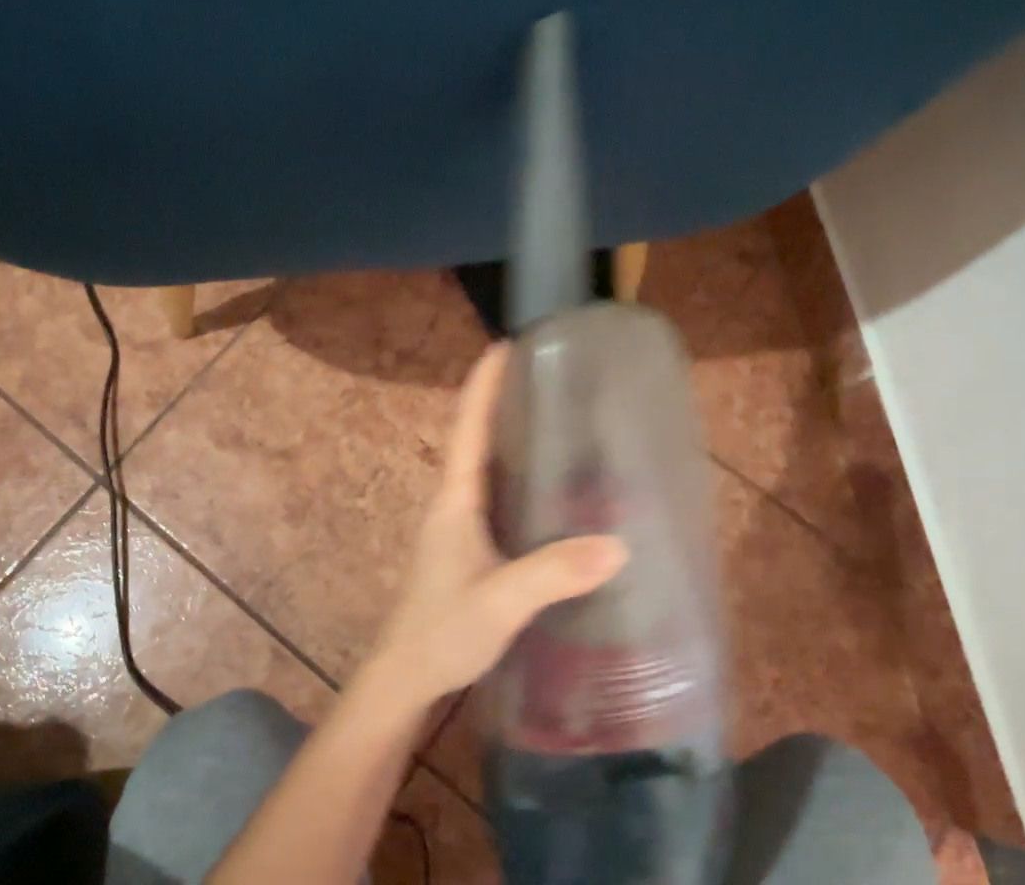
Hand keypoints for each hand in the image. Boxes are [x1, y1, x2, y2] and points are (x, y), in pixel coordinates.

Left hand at [365, 345, 628, 707]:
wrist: (405, 678)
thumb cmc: (441, 633)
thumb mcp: (500, 602)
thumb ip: (553, 574)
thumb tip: (619, 545)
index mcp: (453, 500)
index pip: (467, 427)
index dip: (484, 384)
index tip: (507, 345)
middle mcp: (453, 504)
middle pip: (477, 438)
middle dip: (506, 402)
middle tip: (552, 378)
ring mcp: (458, 527)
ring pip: (487, 468)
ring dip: (513, 439)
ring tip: (560, 420)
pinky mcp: (469, 549)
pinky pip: (497, 498)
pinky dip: (520, 478)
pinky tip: (554, 490)